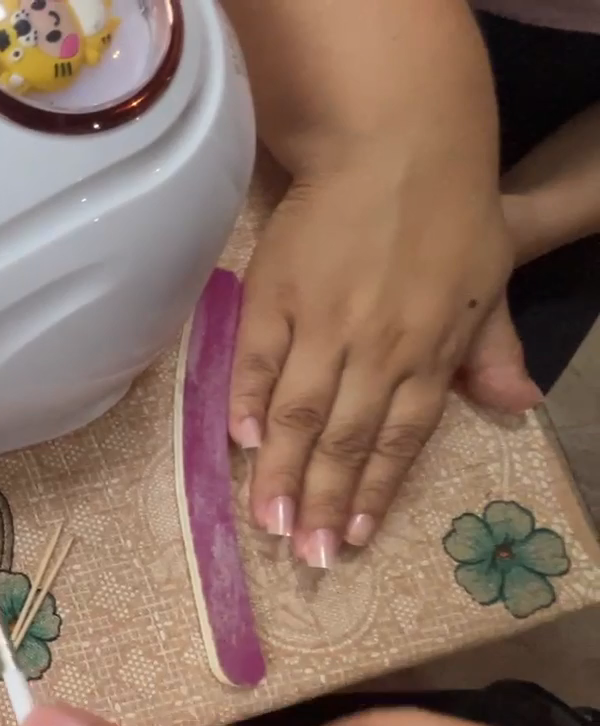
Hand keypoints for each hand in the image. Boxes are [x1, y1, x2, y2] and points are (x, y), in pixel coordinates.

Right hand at [231, 150, 530, 564]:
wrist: (394, 145)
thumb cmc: (441, 211)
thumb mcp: (490, 275)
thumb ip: (487, 346)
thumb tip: (507, 406)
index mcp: (431, 344)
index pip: (401, 435)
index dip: (378, 491)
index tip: (354, 540)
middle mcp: (379, 345)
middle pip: (346, 437)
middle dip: (327, 501)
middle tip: (306, 556)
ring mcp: (321, 325)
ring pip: (301, 413)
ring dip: (284, 471)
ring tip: (268, 521)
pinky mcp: (272, 303)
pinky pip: (256, 364)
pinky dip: (248, 404)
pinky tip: (242, 446)